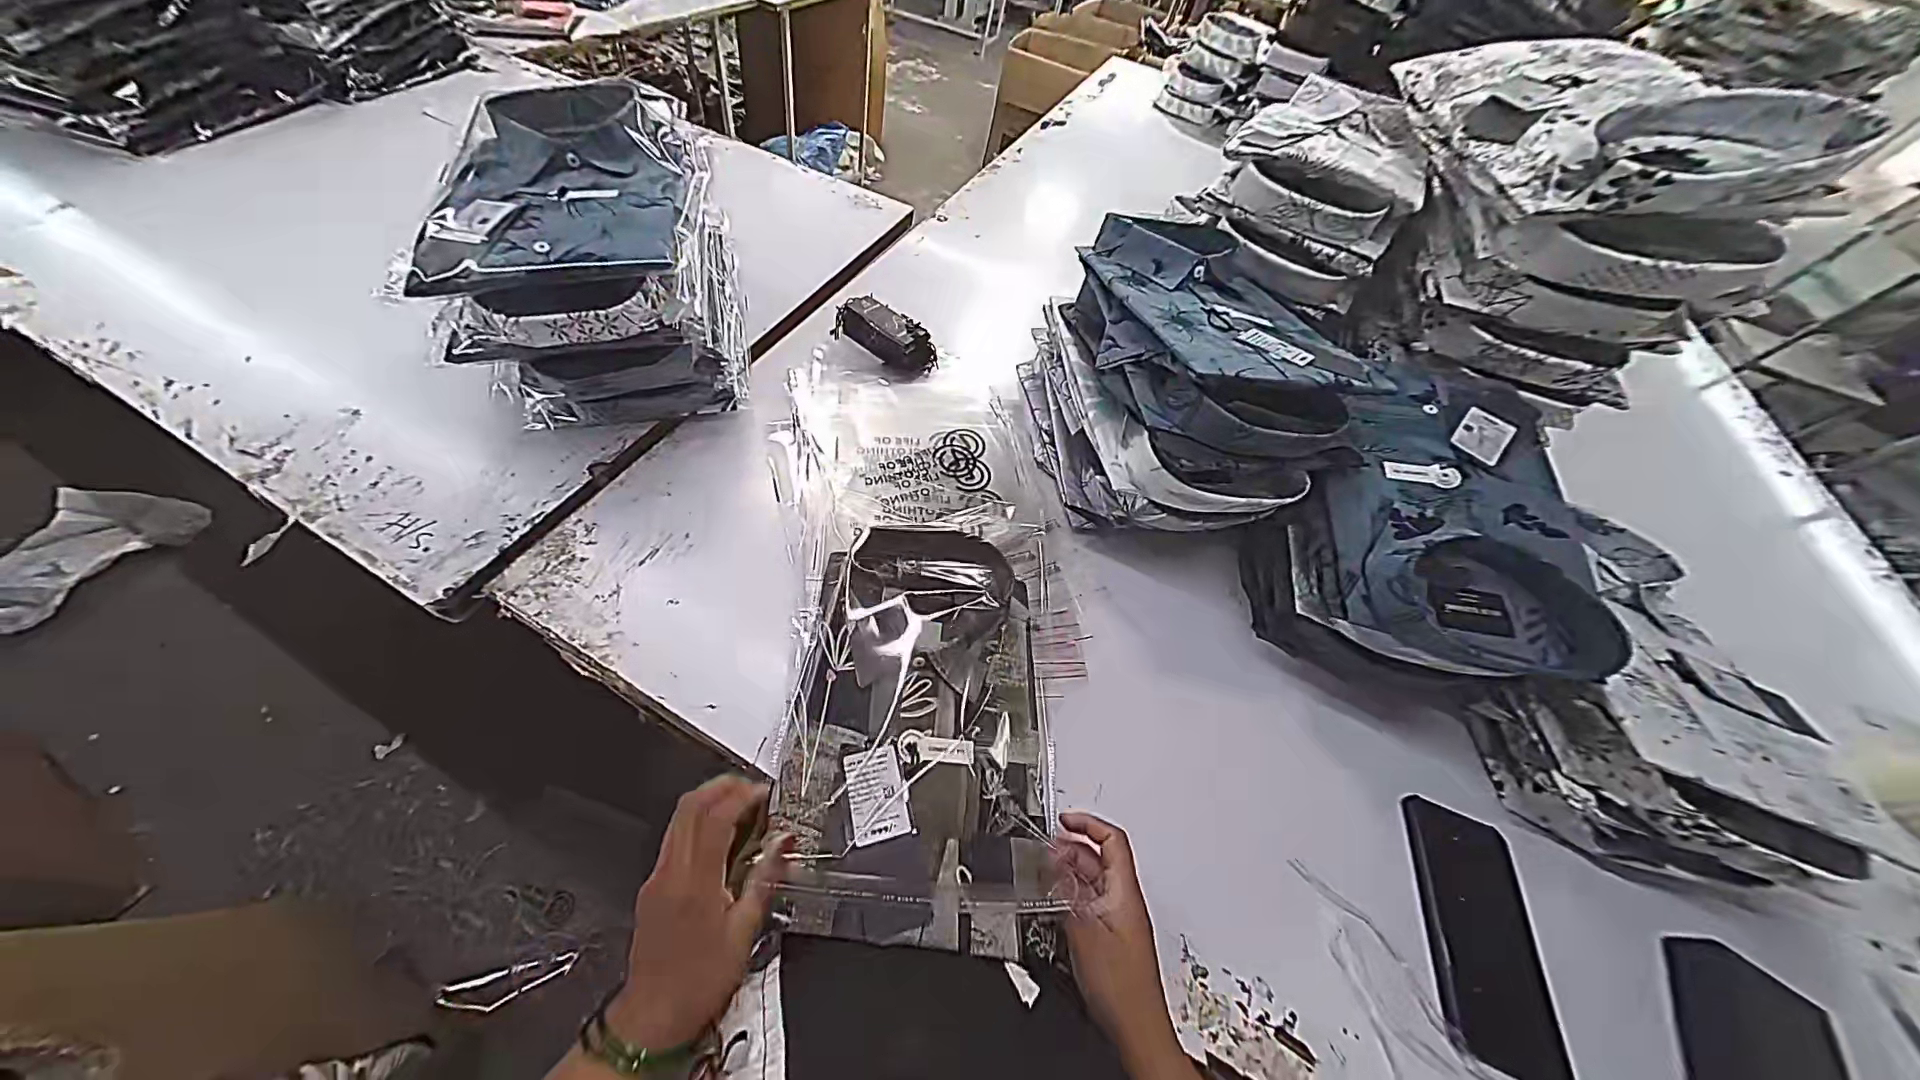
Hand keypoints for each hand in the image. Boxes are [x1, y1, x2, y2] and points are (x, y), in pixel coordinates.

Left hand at [607, 775, 790, 1051]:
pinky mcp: (652, 885)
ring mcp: (656, 878)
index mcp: (695, 885)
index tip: (763, 793)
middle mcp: (670, 874)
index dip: (741, 796)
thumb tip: (782, 845)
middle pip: (690, 806)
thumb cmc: (697, 984)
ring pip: (678, 818)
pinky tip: (721, 837)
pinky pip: (675, 838)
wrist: (652, 1018)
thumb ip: (764, 880)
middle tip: (750, 787)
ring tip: (740, 806)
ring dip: (709, 801)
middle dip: (722, 786)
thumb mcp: (744, 932)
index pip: (715, 819)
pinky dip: (699, 823)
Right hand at [1053, 811, 1195, 1079]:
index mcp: (1124, 891)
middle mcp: (1124, 899)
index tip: (1065, 820)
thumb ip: (1066, 893)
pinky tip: (1056, 897)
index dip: (1088, 823)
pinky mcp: (1111, 933)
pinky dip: (1072, 890)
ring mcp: (1119, 916)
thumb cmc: (1122, 988)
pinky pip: (1091, 899)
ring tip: (1046, 866)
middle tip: (1048, 844)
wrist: (1137, 1027)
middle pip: (1101, 856)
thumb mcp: (1084, 931)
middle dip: (1073, 844)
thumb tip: (1054, 863)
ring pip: (1094, 878)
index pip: (1112, 840)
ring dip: (1071, 867)